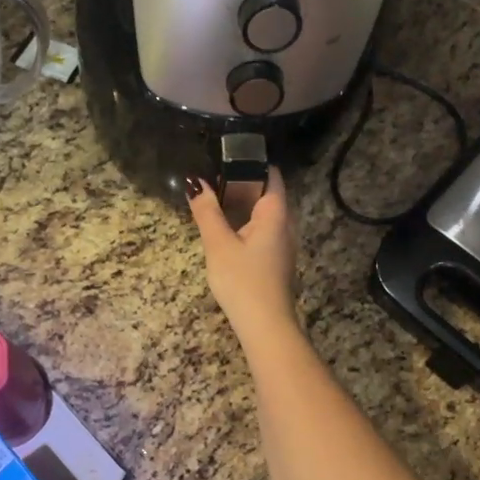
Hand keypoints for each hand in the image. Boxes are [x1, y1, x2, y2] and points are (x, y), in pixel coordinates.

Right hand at [187, 168, 298, 339]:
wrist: (265, 325)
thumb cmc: (242, 280)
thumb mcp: (218, 244)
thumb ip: (206, 211)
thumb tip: (194, 182)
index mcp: (275, 213)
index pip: (270, 174)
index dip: (251, 161)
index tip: (226, 154)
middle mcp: (285, 224)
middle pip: (266, 192)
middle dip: (241, 182)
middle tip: (211, 174)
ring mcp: (282, 243)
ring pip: (263, 213)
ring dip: (241, 204)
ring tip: (213, 198)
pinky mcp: (275, 259)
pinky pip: (261, 230)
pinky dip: (244, 222)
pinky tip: (225, 228)